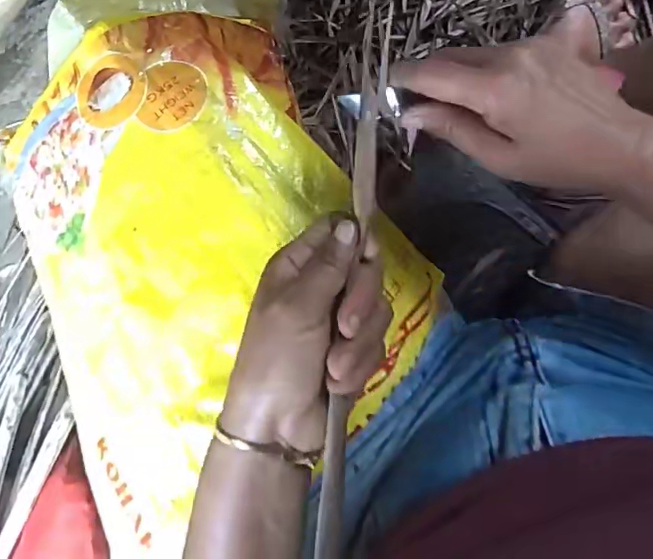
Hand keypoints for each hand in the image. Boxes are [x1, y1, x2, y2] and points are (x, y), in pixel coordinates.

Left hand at [219, 215, 390, 456]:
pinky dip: (359, 363)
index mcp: (298, 265)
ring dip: (357, 343)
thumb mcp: (298, 307)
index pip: (336, 229)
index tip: (367, 256)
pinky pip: (376, 341)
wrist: (277, 429)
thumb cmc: (275, 358)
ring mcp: (339, 317)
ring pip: (376, 307)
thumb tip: (351, 222)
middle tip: (344, 326)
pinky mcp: (354, 348)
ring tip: (333, 368)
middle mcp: (321, 283)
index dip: (356, 237)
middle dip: (361, 300)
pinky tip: (336, 382)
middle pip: (365, 267)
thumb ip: (329, 265)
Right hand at [391, 8, 652, 192]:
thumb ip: (452, 129)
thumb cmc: (562, 161)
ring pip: (473, 52)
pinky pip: (502, 49)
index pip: (431, 72)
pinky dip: (488, 66)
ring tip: (470, 104)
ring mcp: (529, 43)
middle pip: (448, 57)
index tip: (386, 86)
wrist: (626, 144)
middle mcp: (507, 55)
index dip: (402, 77)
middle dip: (429, 76)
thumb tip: (410, 113)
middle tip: (424, 105)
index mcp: (494, 88)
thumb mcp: (501, 158)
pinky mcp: (547, 40)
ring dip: (460, 72)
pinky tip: (501, 89)